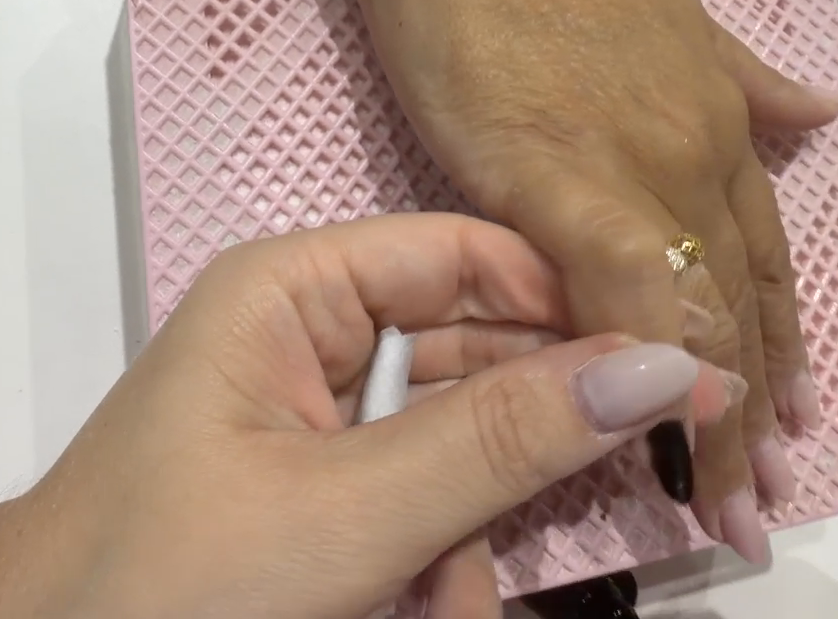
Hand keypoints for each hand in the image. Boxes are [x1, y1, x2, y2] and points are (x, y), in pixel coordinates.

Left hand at [0, 215, 738, 617]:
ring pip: (458, 434)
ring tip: (443, 601)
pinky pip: (426, 493)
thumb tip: (653, 366)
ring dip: (477, 527)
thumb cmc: (166, 583)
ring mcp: (323, 407)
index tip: (671, 352)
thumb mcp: (343, 513)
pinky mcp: (329, 480)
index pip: (460, 253)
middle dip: (530, 432)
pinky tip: (431, 604)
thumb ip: (496, 442)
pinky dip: (444, 558)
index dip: (564, 294)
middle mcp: (314, 326)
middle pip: (471, 345)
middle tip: (656, 466)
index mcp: (295, 285)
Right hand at [344, 0, 837, 558]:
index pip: (760, 258)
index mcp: (715, 118)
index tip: (778, 421)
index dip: (775, 344)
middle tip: (763, 497)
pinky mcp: (558, 176)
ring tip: (715, 502)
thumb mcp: (669, 10)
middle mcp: (698, 152)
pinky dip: (638, 368)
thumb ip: (739, 75)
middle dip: (753, 405)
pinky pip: (618, 293)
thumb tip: (809, 113)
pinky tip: (636, 434)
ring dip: (707, 415)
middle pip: (741, 301)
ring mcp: (636, 165)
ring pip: (696, 315)